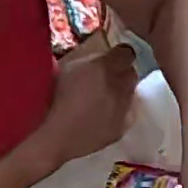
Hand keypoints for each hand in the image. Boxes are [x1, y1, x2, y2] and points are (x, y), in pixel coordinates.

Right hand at [31, 39, 138, 170]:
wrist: (57, 134)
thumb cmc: (55, 98)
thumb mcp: (69, 67)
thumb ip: (89, 60)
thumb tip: (100, 58)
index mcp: (104, 67)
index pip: (126, 53)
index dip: (119, 55)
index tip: (113, 59)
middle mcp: (118, 86)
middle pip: (131, 74)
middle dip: (123, 74)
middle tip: (110, 79)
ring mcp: (122, 109)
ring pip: (131, 94)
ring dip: (123, 93)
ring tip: (108, 98)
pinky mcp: (121, 129)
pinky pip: (129, 115)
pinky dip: (122, 113)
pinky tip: (110, 115)